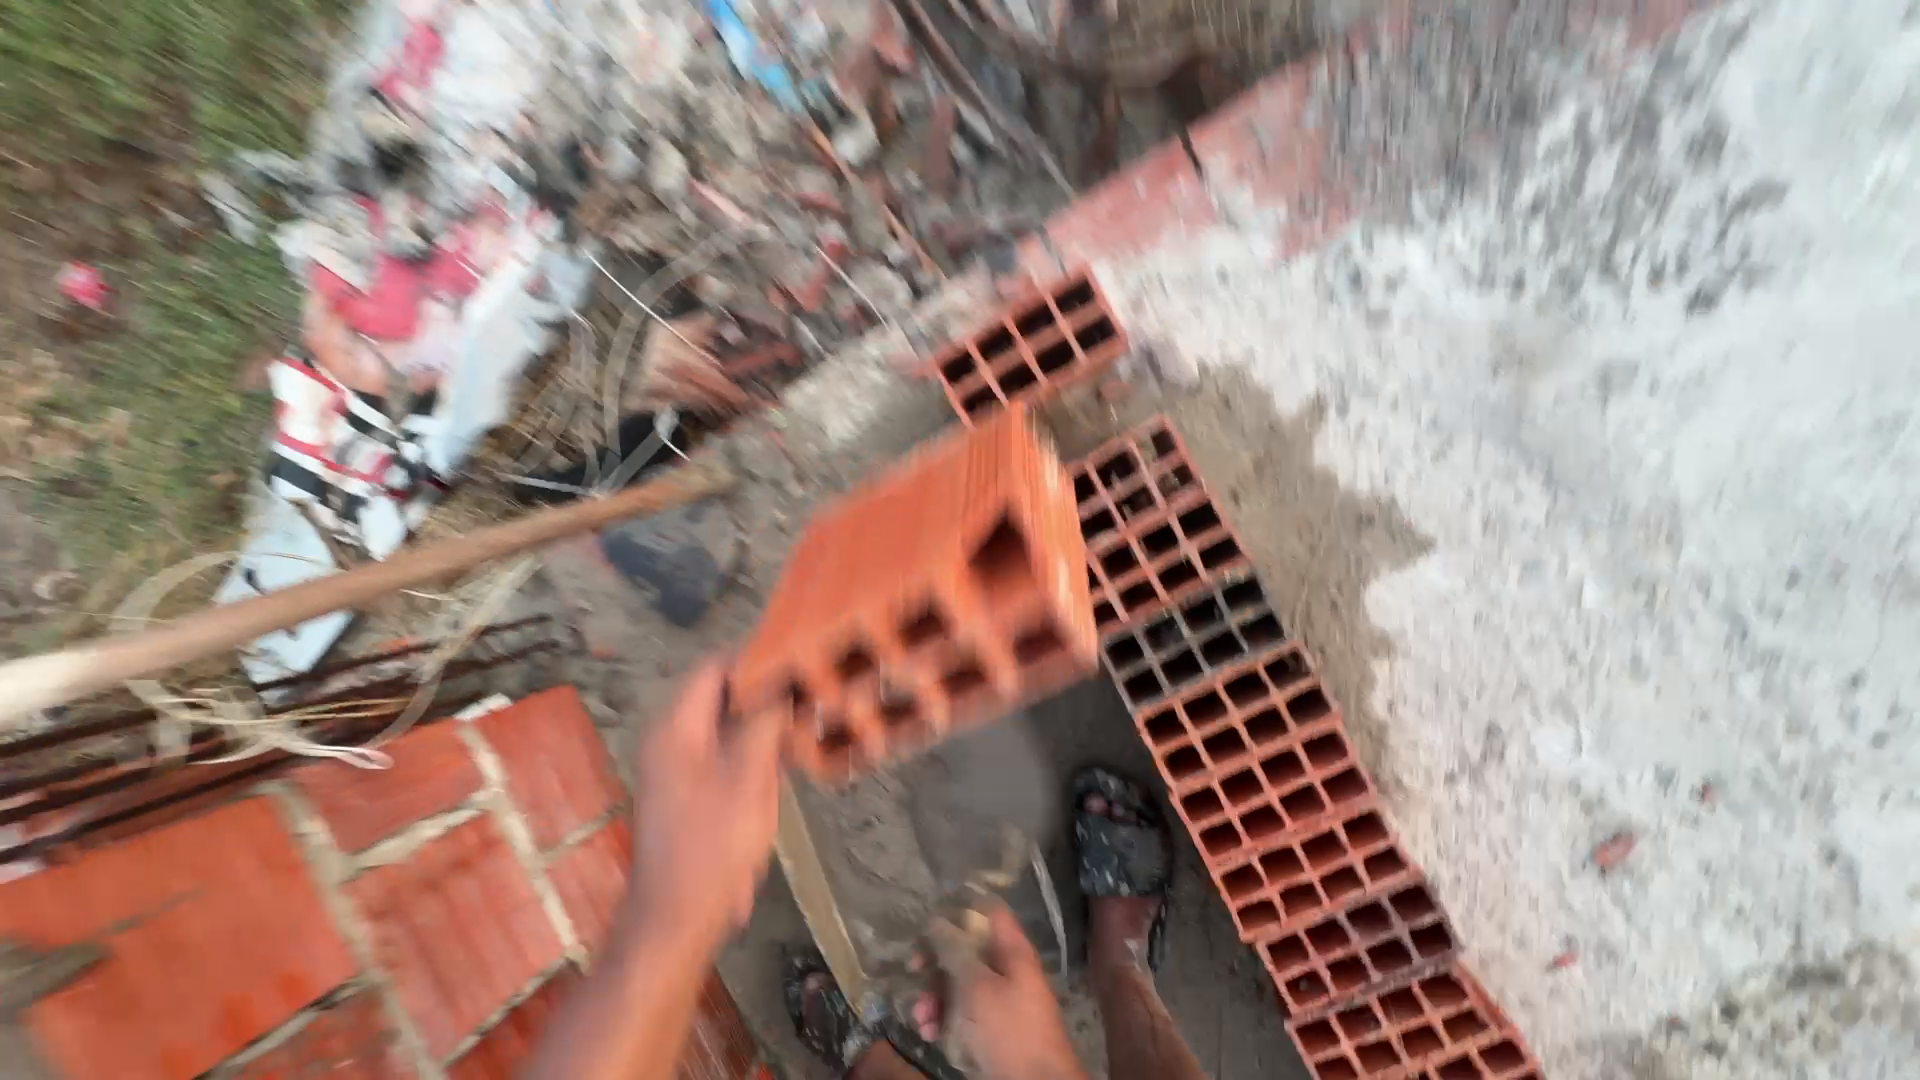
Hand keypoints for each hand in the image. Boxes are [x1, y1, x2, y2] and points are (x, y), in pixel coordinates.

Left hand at [626, 658, 784, 952]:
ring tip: (809, 712)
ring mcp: (680, 766)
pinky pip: (725, 749)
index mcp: (677, 727)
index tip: (798, 653)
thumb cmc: (714, 844)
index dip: (755, 656)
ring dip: (764, 716)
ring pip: (726, 722)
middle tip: (811, 683)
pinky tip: (791, 751)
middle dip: (765, 686)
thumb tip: (783, 683)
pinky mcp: (691, 790)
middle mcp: (672, 738)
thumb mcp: (749, 777)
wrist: (678, 916)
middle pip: (720, 693)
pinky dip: (755, 744)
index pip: (714, 667)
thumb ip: (764, 722)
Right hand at [935, 903, 1087, 1079]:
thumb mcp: (977, 987)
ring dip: (935, 996)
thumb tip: (935, 921)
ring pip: (960, 984)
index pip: (990, 911)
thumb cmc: (1009, 1028)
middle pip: (968, 949)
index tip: (932, 911)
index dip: (962, 906)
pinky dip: (943, 1019)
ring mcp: (999, 1001)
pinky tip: (928, 1032)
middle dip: (937, 960)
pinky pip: (962, 1014)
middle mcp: (1006, 970)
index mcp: (1012, 950)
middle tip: (914, 967)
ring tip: (921, 1015)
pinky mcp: (991, 1029)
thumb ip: (954, 952)